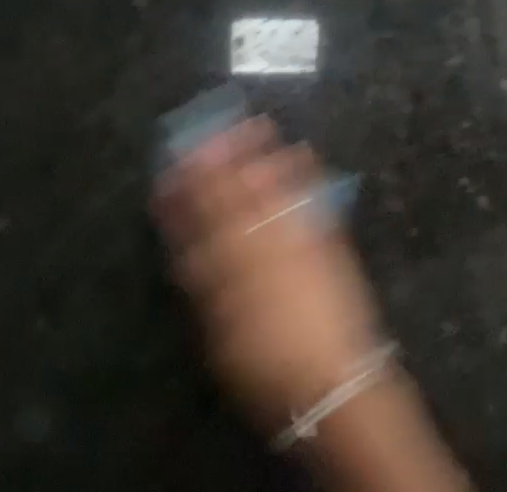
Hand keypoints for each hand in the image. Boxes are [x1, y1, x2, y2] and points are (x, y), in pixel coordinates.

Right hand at [152, 118, 382, 432]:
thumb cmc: (267, 367)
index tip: (171, 170)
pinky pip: (312, 196)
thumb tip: (187, 250)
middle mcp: (261, 243)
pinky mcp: (328, 242)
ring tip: (252, 124)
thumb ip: (205, 285)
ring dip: (259, 154)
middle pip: (233, 194)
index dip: (184, 191)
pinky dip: (303, 170)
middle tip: (206, 132)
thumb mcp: (220, 334)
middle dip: (218, 161)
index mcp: (229, 266)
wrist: (334, 381)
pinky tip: (300, 150)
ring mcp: (298, 238)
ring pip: (273, 187)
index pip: (199, 218)